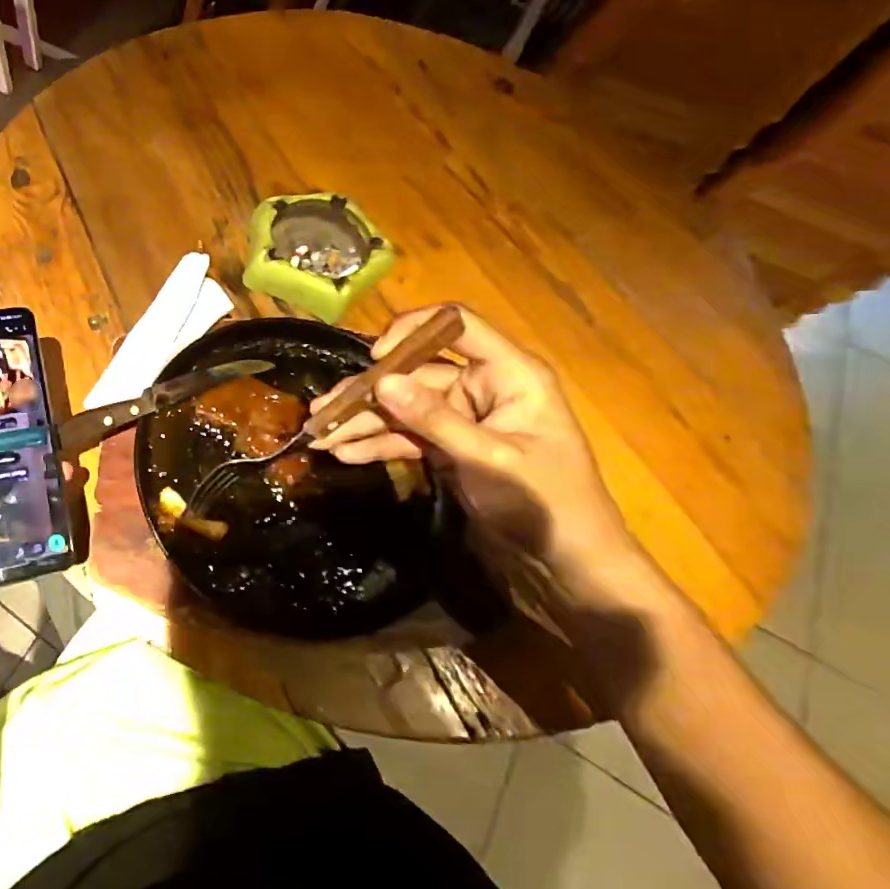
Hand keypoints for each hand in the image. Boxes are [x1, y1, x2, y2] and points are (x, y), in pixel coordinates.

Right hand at [310, 305, 643, 600]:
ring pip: (403, 407)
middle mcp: (482, 386)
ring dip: (363, 422)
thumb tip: (382, 383)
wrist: (569, 562)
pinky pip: (406, 436)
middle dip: (368, 392)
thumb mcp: (488, 458)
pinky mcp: (449, 445)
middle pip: (415, 374)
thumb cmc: (546, 503)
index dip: (410, 332)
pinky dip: (377, 444)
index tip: (374, 361)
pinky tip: (346, 453)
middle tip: (322, 411)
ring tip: (320, 437)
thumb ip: (434, 419)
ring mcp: (463, 417)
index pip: (455, 326)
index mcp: (509, 373)